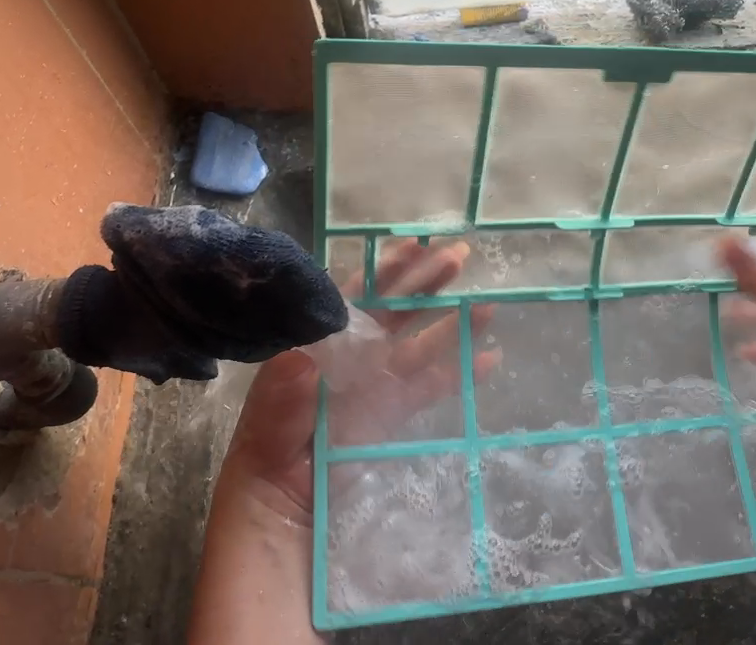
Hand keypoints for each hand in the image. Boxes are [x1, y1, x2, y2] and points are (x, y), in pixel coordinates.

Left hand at [219, 240, 489, 519]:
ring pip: (418, 345)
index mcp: (320, 342)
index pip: (356, 295)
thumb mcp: (268, 416)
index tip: (415, 246)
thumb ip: (285, 386)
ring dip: (451, 324)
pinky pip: (429, 388)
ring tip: (487, 303)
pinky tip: (488, 358)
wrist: (278, 509)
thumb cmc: (267, 451)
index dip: (386, 270)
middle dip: (425, 284)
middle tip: (459, 255)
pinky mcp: (393, 414)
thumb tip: (304, 351)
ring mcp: (375, 384)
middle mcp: (351, 355)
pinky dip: (458, 373)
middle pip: (393, 312)